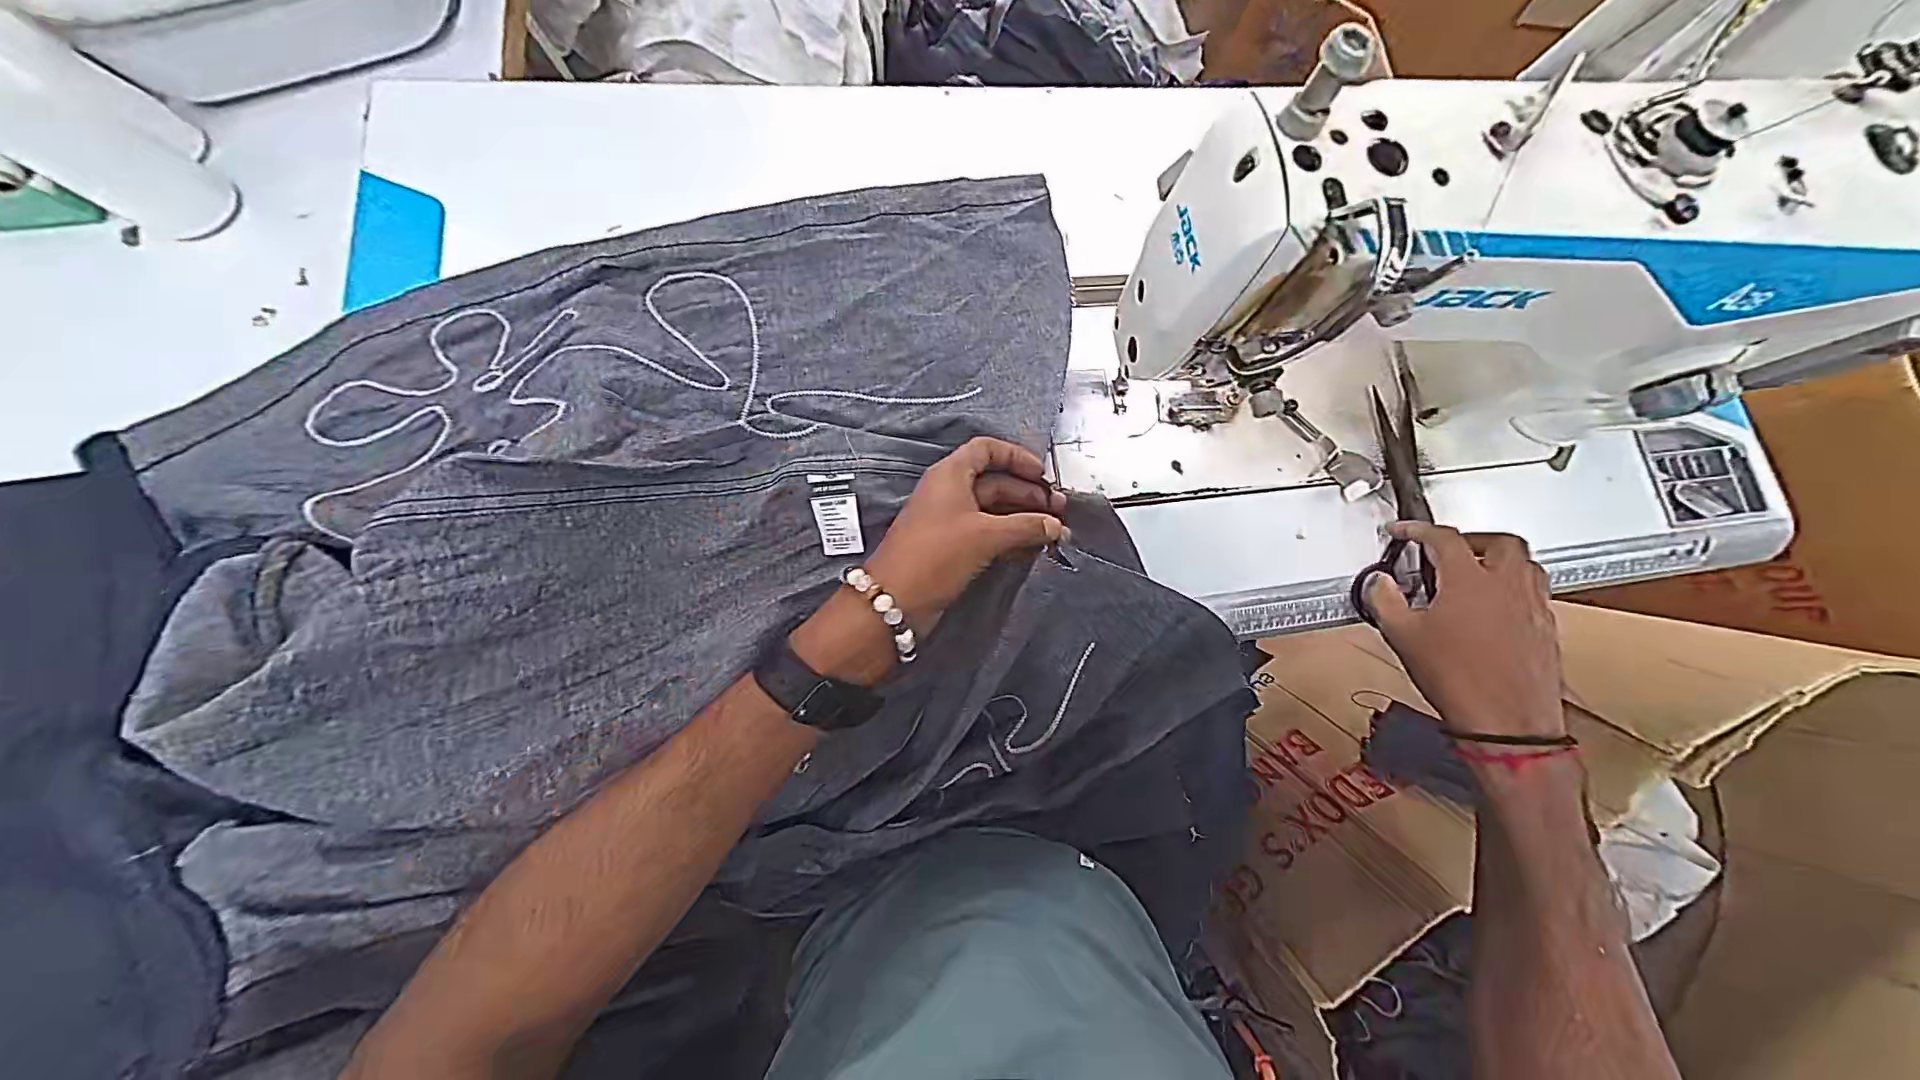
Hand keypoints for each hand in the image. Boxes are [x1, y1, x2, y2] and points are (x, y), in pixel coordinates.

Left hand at [867, 436, 1067, 619]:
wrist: (895, 600)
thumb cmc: (935, 555)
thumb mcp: (985, 535)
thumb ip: (1026, 526)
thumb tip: (1056, 526)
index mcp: (950, 475)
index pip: (986, 450)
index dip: (1016, 457)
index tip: (1042, 474)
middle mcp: (950, 493)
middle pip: (996, 483)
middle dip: (1029, 495)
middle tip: (1059, 512)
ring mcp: (951, 521)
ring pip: (994, 511)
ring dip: (1023, 519)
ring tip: (1053, 532)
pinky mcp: (953, 548)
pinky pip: (988, 534)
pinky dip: (1011, 538)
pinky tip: (1033, 548)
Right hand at [1364, 522, 1563, 739]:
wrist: (1506, 720)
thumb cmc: (1459, 679)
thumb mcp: (1402, 635)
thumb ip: (1384, 600)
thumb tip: (1379, 583)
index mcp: (1470, 580)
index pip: (1445, 538)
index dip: (1418, 530)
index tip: (1404, 532)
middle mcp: (1508, 586)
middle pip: (1499, 541)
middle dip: (1470, 538)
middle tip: (1447, 547)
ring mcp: (1533, 606)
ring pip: (1525, 564)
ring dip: (1498, 559)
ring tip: (1473, 572)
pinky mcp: (1545, 628)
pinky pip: (1534, 591)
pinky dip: (1512, 586)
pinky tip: (1492, 605)